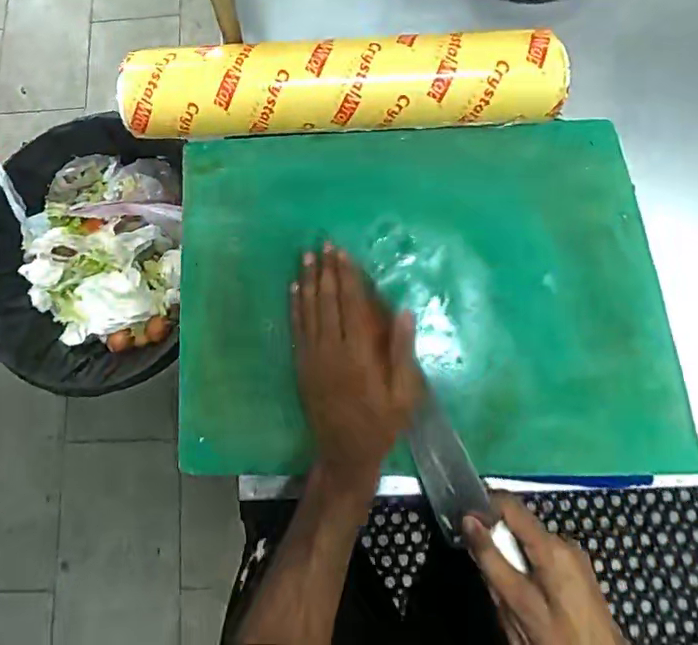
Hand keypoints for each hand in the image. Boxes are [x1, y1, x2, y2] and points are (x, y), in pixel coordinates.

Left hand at [291, 242, 421, 486]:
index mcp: (359, 354)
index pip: (351, 305)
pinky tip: (293, 288)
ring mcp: (313, 358)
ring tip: (306, 256)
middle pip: (327, 301)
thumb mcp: (405, 394)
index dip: (347, 276)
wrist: (345, 454)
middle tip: (323, 244)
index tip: (342, 253)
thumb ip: (403, 351)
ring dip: (307, 281)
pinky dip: (295, 306)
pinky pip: (297, 329)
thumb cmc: (382, 423)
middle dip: (325, 270)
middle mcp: (332, 350)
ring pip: (309, 311)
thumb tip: (404, 310)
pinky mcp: (301, 366)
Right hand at [464, 493, 626, 644]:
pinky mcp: (580, 575)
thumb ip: (492, 562)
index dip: (484, 507)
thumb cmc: (562, 641)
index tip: (465, 525)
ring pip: (530, 547)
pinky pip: (545, 561)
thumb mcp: (520, 606)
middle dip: (499, 546)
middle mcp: (565, 543)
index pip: (510, 504)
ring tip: (511, 602)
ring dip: (514, 563)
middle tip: (489, 580)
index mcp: (552, 546)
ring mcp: (575, 559)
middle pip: (520, 528)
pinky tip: (530, 605)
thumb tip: (468, 520)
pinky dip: (530, 573)